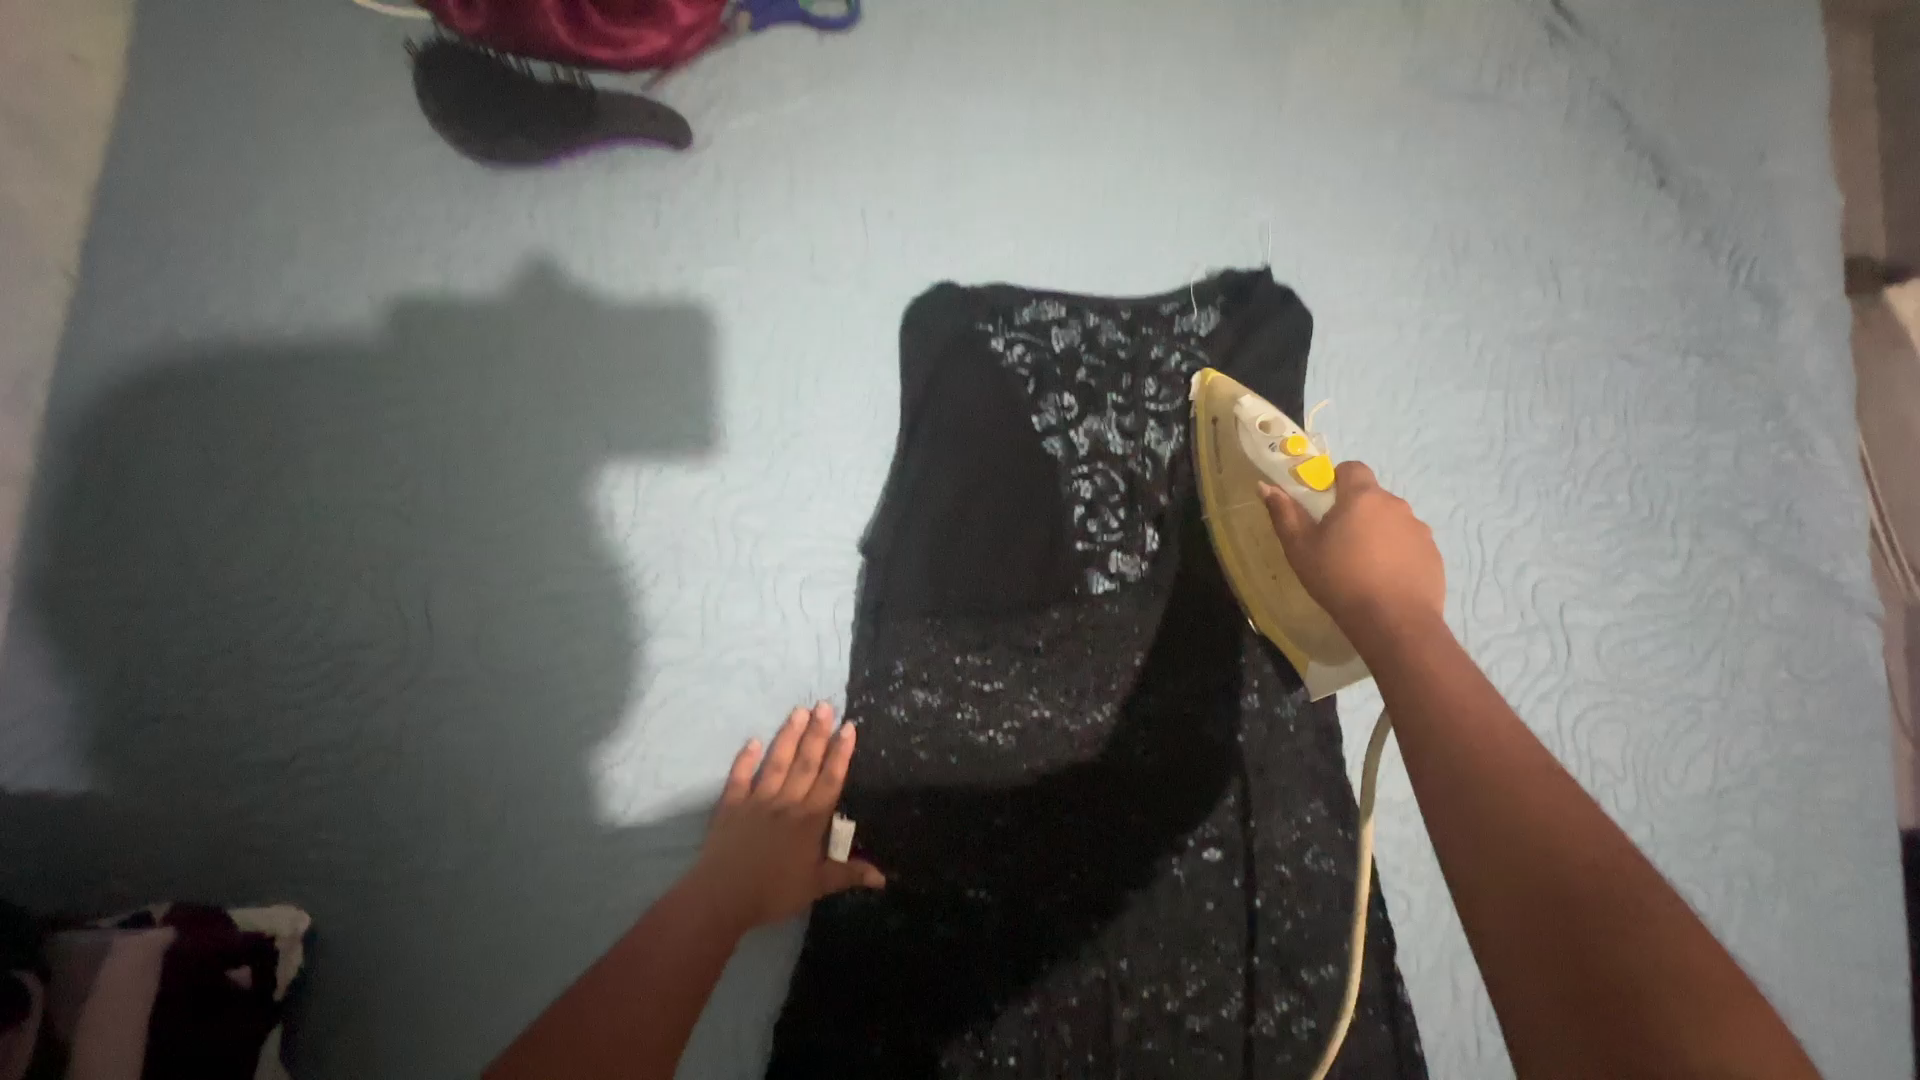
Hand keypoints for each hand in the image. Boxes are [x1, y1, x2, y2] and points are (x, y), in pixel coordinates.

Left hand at [684, 703, 884, 933]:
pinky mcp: (731, 805)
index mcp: (809, 820)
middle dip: (817, 733)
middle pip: (806, 763)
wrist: (722, 898)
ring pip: (777, 763)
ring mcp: (757, 801)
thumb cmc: (773, 892)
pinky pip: (740, 777)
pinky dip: (745, 759)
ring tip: (798, 711)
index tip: (848, 727)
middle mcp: (786, 803)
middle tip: (825, 705)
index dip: (841, 753)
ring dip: (788, 736)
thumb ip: (848, 874)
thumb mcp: (816, 886)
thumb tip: (883, 877)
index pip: (830, 780)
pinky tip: (753, 740)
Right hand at [1259, 461, 1444, 639]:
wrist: (1394, 621)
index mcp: (1362, 497)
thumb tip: (1266, 486)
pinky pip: (1408, 544)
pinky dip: (1395, 554)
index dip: (1336, 480)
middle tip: (1336, 542)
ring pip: (1391, 521)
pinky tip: (1383, 580)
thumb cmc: (1338, 578)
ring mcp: (1419, 529)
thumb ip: (1284, 513)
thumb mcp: (1300, 548)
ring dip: (1376, 533)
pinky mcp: (1433, 554)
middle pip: (1371, 497)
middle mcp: (1395, 505)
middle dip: (1354, 511)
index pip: (1352, 468)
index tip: (1323, 505)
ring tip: (1361, 566)